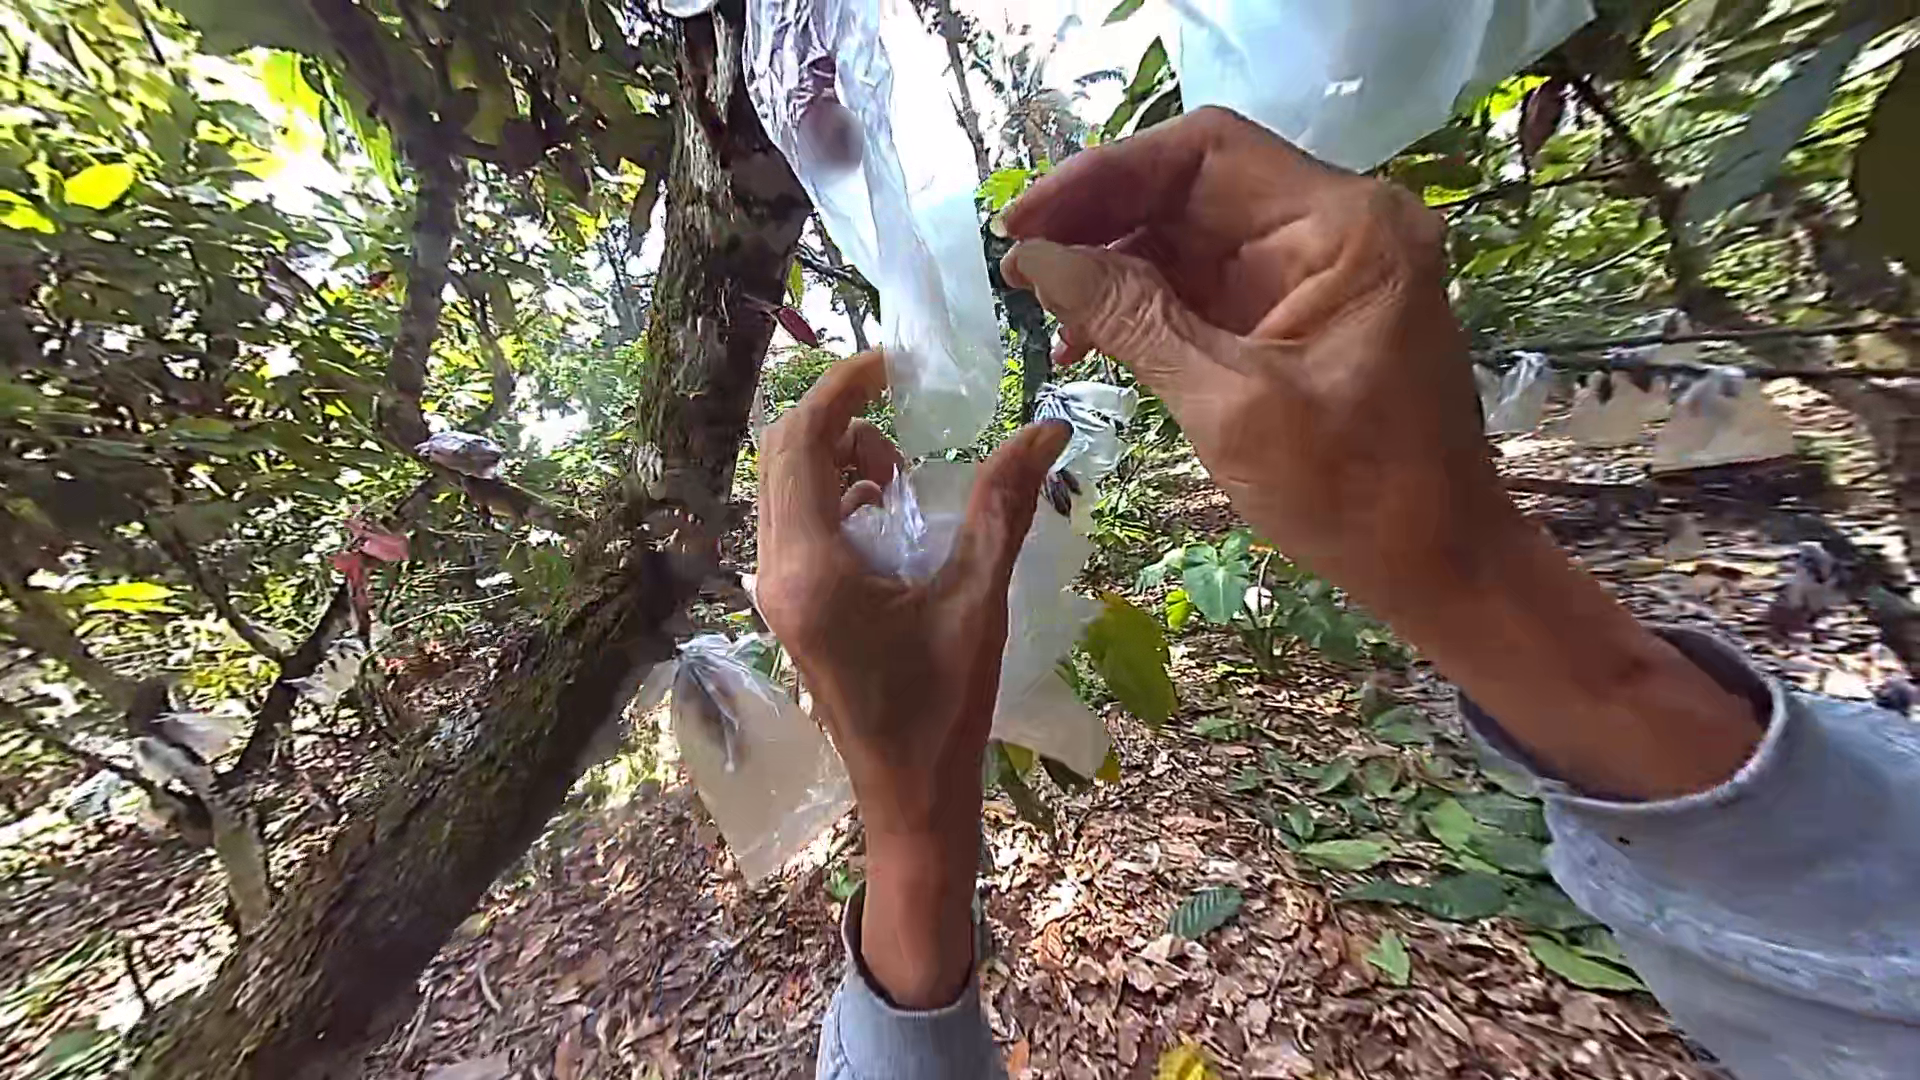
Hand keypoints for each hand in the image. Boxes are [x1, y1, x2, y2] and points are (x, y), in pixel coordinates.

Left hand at [756, 352, 1066, 1004]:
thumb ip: (1004, 506)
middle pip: (782, 456)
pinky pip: (795, 523)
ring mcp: (776, 591)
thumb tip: (1046, 429)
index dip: (841, 388)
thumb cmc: (945, 706)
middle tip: (898, 404)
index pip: (802, 442)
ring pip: (785, 489)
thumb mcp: (977, 599)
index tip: (890, 363)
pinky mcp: (790, 606)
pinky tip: (881, 514)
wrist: (909, 793)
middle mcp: (776, 571)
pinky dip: (832, 496)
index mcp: (811, 566)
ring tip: (897, 469)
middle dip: (836, 416)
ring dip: (834, 458)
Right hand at [1002, 107, 1757, 798]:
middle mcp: (1324, 231)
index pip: (1202, 156)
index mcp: (1338, 229)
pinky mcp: (1280, 321)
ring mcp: (1302, 277)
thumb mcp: (1227, 404)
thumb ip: (1133, 322)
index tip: (1024, 223)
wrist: (1425, 560)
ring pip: (1183, 245)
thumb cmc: (1346, 492)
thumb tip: (1039, 262)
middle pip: (1187, 194)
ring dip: (1109, 273)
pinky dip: (1138, 312)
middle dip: (1096, 225)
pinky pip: (1195, 294)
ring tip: (1047, 315)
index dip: (1101, 178)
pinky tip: (1088, 344)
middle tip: (1020, 267)